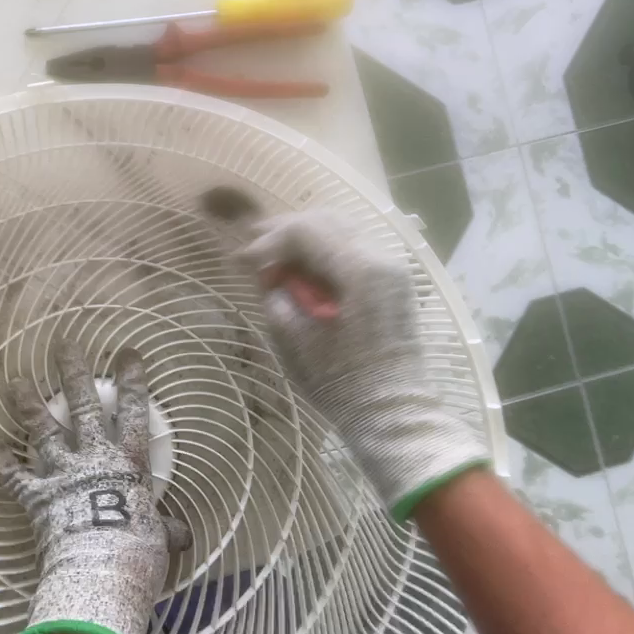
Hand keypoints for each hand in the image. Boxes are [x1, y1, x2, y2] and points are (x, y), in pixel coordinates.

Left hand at [0, 344, 190, 633]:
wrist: (101, 576)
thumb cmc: (138, 556)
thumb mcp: (161, 540)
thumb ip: (168, 530)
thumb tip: (183, 535)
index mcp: (128, 462)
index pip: (133, 411)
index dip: (131, 381)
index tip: (127, 353)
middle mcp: (94, 457)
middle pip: (84, 406)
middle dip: (74, 373)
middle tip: (63, 345)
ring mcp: (62, 473)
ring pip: (43, 429)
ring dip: (28, 404)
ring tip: (14, 380)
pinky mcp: (36, 496)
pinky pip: (13, 475)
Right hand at [236, 209, 489, 520]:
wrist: (393, 412)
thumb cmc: (342, 382)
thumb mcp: (295, 339)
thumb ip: (278, 296)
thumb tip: (268, 276)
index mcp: (359, 270)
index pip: (305, 231)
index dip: (268, 242)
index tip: (241, 262)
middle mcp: (381, 257)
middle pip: (325, 220)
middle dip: (284, 231)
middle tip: (252, 248)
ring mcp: (392, 267)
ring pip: (341, 229)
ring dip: (305, 237)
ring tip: (274, 254)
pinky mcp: (393, 281)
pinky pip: (353, 247)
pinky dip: (324, 250)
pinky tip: (302, 266)